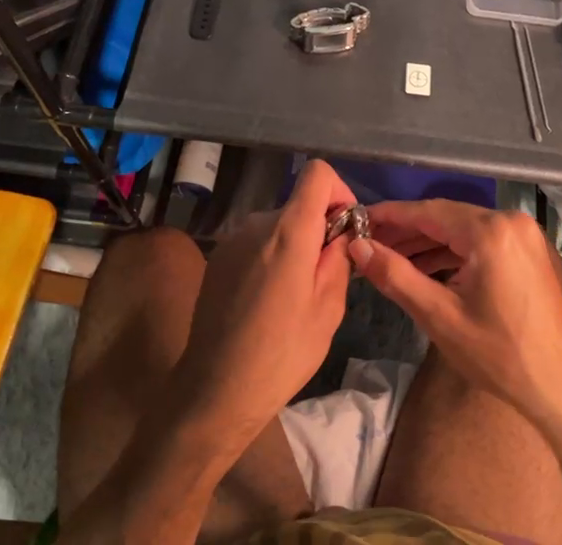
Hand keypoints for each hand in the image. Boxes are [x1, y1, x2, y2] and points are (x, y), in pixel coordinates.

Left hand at [175, 159, 354, 435]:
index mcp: (289, 232)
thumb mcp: (328, 310)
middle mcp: (257, 224)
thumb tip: (341, 234)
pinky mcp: (218, 258)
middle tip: (325, 276)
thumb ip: (338, 260)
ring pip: (277, 226)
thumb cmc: (282, 354)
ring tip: (295, 296)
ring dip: (293, 246)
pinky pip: (256, 243)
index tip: (345, 228)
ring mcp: (233, 240)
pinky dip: (270, 258)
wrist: (217, 388)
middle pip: (298, 204)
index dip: (339, 192)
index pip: (317, 173)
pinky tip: (268, 302)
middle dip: (319, 229)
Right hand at [350, 201, 561, 424]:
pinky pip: (486, 242)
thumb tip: (357, 246)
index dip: (391, 216)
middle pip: (448, 218)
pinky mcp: (535, 254)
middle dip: (408, 232)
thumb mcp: (439, 316)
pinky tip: (431, 270)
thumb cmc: (499, 355)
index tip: (360, 220)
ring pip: (466, 231)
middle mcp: (513, 222)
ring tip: (393, 260)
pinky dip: (457, 253)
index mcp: (491, 231)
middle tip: (371, 245)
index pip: (429, 212)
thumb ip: (395, 275)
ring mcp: (528, 237)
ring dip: (431, 243)